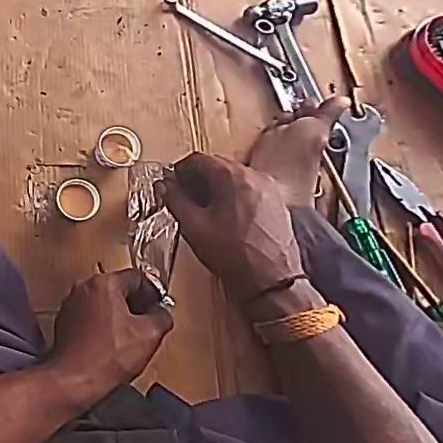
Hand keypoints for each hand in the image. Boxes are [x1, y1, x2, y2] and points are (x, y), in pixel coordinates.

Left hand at [46, 269, 173, 405]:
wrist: (74, 380)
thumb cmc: (107, 358)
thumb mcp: (149, 336)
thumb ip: (162, 317)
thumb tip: (163, 313)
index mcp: (104, 283)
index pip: (137, 277)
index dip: (154, 292)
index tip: (160, 307)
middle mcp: (84, 288)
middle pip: (118, 288)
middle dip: (136, 304)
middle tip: (149, 322)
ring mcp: (72, 304)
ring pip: (103, 302)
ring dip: (119, 315)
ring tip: (131, 337)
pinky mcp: (65, 321)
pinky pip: (90, 315)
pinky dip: (103, 325)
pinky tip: (111, 344)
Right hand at [159, 152, 303, 300]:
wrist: (271, 282)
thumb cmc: (233, 255)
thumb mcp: (194, 226)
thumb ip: (175, 200)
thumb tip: (164, 185)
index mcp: (232, 176)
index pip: (198, 159)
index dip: (180, 170)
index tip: (172, 184)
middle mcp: (254, 176)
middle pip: (218, 165)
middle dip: (198, 178)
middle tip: (184, 197)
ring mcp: (269, 190)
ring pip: (234, 178)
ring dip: (216, 188)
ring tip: (204, 210)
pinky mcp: (277, 204)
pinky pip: (250, 190)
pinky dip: (234, 196)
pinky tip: (226, 218)